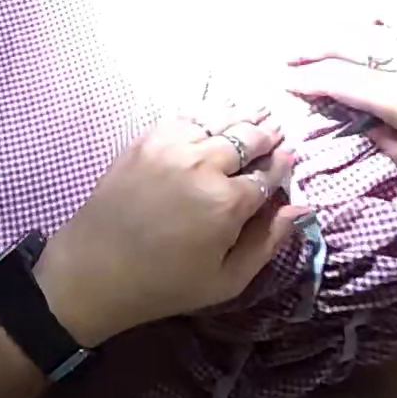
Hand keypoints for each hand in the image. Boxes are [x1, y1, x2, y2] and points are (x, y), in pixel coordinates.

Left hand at [34, 106, 310, 346]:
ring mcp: (172, 146)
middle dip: (267, 135)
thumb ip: (268, 242)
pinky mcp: (147, 139)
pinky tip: (215, 117)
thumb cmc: (165, 283)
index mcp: (227, 203)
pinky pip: (186, 116)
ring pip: (220, 118)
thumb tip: (301, 207)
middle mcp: (203, 165)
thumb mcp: (226, 280)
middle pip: (249, 137)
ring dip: (242, 116)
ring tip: (255, 114)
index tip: (291, 157)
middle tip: (276, 132)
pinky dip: (207, 114)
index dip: (284, 163)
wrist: (94, 269)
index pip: (269, 172)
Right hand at [284, 1, 396, 232]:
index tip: (287, 77)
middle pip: (355, 33)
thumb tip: (354, 106)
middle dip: (317, 41)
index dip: (307, 77)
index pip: (341, 77)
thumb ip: (381, 129)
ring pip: (392, 10)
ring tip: (341, 25)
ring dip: (359, 19)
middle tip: (296, 47)